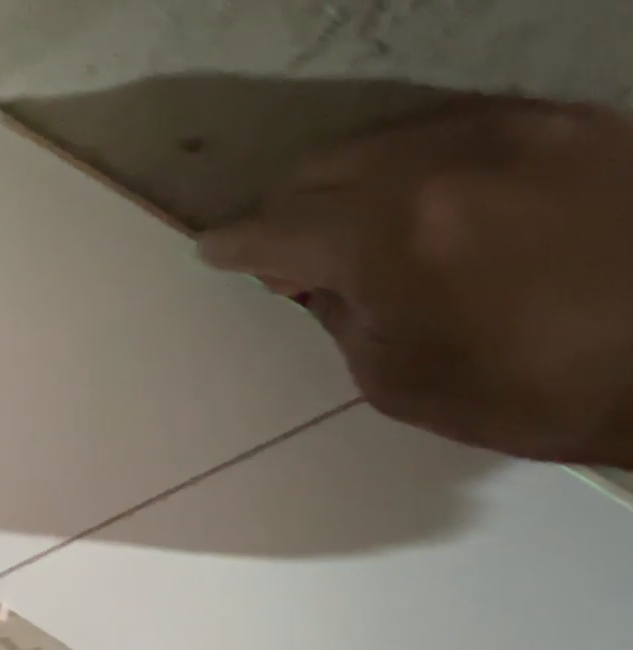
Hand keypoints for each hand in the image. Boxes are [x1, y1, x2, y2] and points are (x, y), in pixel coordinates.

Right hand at [199, 97, 632, 467]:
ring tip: (356, 227)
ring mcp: (515, 132)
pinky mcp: (573, 124)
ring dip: (350, 184)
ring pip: (385, 139)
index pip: (274, 229)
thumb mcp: (391, 375)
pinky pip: (457, 128)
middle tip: (288, 255)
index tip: (212, 251)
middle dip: (288, 212)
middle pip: (320, 170)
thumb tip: (312, 276)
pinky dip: (418, 163)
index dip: (234, 245)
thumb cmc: (525, 388)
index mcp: (385, 234)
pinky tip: (425, 200)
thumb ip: (337, 312)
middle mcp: (442, 162)